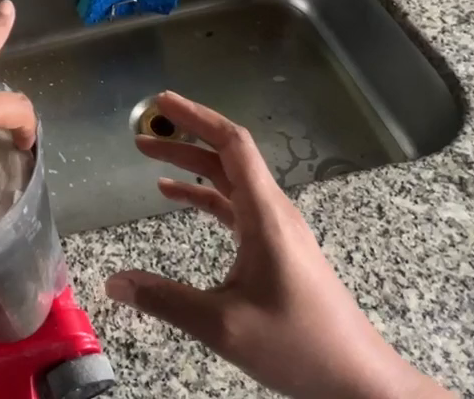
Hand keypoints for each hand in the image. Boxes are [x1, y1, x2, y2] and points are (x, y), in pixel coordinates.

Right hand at [106, 93, 450, 398]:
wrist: (361, 382)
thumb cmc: (300, 346)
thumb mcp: (225, 327)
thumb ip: (166, 300)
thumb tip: (113, 283)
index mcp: (265, 215)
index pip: (232, 144)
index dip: (197, 117)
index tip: (162, 102)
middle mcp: (273, 211)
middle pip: (226, 156)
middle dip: (183, 137)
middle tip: (143, 130)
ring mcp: (277, 229)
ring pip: (229, 179)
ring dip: (190, 164)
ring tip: (149, 156)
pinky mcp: (277, 248)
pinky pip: (234, 204)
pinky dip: (203, 193)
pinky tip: (175, 196)